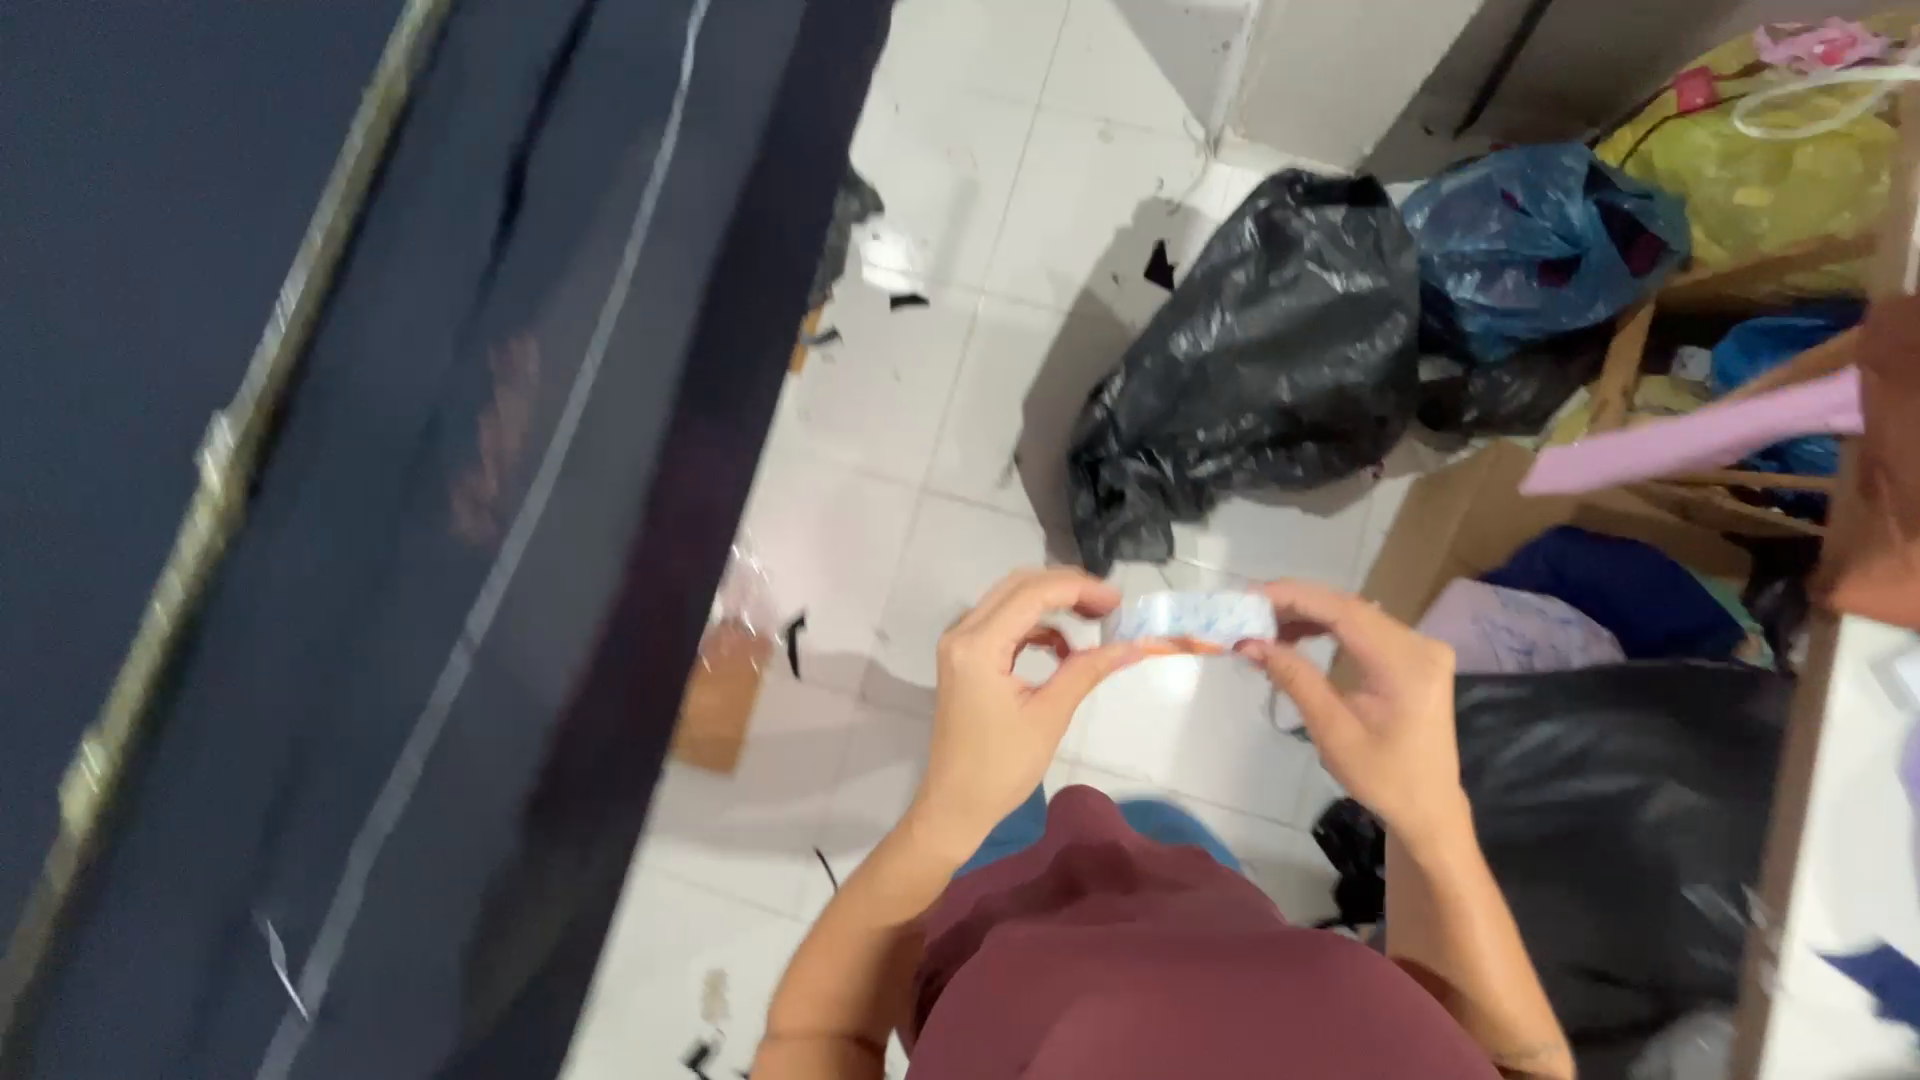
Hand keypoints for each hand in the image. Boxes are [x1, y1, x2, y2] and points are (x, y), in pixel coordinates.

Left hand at [906, 568, 1142, 856]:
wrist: (955, 804)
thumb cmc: (1000, 768)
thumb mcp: (1049, 716)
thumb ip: (1086, 670)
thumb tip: (1132, 645)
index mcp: (978, 646)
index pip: (1032, 594)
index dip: (1079, 589)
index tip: (1118, 601)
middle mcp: (962, 633)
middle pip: (1019, 586)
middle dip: (1067, 589)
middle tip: (1110, 607)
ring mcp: (959, 644)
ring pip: (1010, 600)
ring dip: (1052, 604)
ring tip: (1094, 622)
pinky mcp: (965, 657)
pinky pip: (1003, 623)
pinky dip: (1036, 625)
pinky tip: (1064, 647)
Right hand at [1235, 580, 1468, 850]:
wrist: (1428, 807)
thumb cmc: (1383, 777)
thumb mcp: (1332, 731)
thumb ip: (1294, 678)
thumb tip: (1249, 643)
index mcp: (1406, 664)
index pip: (1344, 612)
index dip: (1294, 598)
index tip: (1249, 598)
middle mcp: (1419, 645)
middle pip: (1347, 607)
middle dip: (1294, 604)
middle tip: (1247, 611)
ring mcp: (1418, 648)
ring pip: (1351, 614)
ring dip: (1306, 614)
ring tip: (1263, 626)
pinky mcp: (1410, 656)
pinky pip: (1360, 628)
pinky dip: (1324, 627)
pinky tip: (1294, 635)